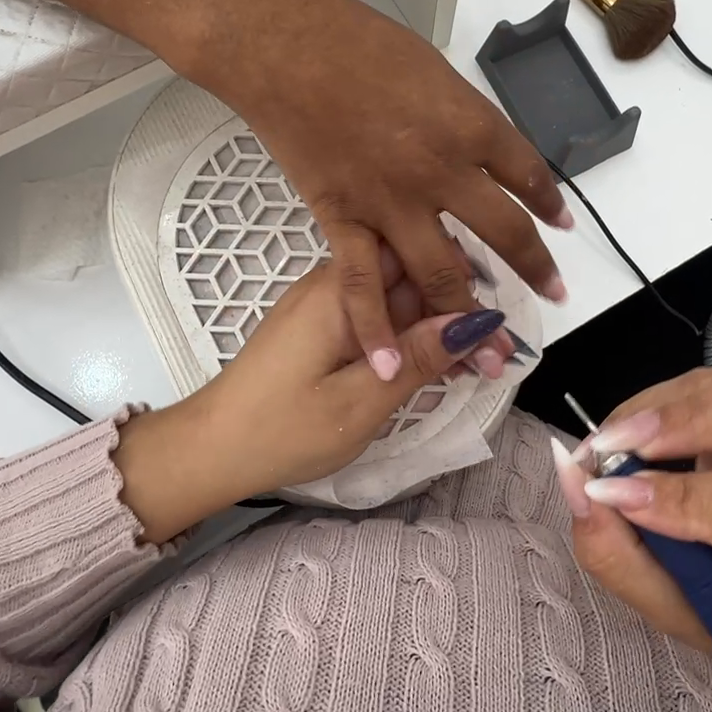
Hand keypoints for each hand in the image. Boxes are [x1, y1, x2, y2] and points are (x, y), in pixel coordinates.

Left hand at [114, 259, 507, 542]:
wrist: (209, 449)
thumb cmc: (281, 429)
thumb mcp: (360, 401)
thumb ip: (419, 357)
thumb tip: (478, 322)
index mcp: (342, 290)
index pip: (420, 262)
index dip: (468, 296)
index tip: (501, 342)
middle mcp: (335, 283)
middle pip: (414, 278)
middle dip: (461, 315)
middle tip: (498, 360)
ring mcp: (328, 304)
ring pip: (400, 300)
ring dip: (439, 330)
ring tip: (478, 368)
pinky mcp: (322, 326)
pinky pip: (379, 319)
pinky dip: (410, 340)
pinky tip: (438, 365)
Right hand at [185, 0, 569, 381]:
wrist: (283, 47)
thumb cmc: (357, 41)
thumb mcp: (431, 70)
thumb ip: (459, 118)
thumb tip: (480, 148)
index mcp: (469, 124)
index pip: (526, 173)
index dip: (548, 202)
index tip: (560, 224)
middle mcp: (441, 171)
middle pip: (502, 232)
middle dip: (531, 271)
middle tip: (551, 300)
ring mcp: (391, 203)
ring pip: (442, 272)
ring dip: (471, 317)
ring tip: (494, 354)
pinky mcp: (342, 221)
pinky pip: (364, 284)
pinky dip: (377, 327)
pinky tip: (393, 365)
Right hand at [551, 369, 711, 711]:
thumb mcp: (689, 614)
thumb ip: (626, 559)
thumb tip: (574, 485)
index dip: (683, 496)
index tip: (609, 495)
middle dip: (676, 424)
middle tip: (603, 448)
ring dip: (659, 406)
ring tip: (607, 441)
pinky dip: (662, 399)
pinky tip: (630, 429)